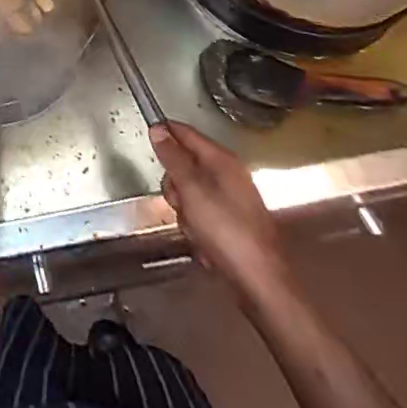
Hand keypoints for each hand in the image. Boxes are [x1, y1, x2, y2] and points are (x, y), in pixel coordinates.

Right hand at [150, 121, 288, 297]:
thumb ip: (173, 158)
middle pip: (184, 165)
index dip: (165, 134)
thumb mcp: (192, 189)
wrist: (259, 278)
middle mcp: (227, 173)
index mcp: (221, 159)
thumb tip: (158, 129)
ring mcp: (230, 197)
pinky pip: (200, 213)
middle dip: (175, 186)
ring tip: (195, 228)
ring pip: (189, 193)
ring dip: (184, 211)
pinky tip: (203, 243)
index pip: (186, 133)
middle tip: (180, 202)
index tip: (146, 142)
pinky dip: (196, 226)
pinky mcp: (230, 220)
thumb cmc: (225, 229)